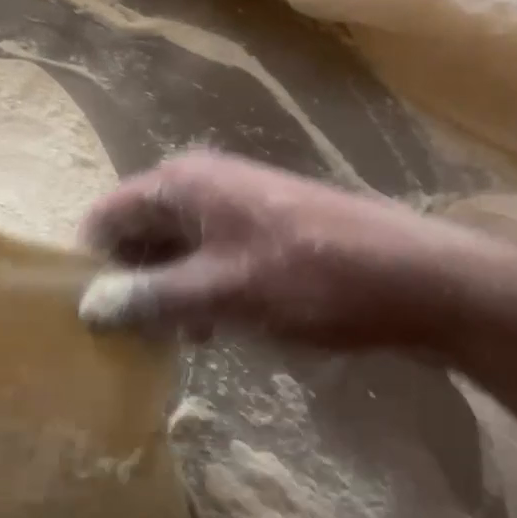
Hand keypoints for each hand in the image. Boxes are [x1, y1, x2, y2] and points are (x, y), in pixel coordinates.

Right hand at [76, 151, 513, 350]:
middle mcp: (199, 180)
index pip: (105, 216)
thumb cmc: (313, 280)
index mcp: (180, 183)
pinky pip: (207, 251)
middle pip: (136, 227)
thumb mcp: (221, 294)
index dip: (91, 263)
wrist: (430, 281)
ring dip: (165, 287)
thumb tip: (87, 306)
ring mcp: (234, 200)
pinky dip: (198, 285)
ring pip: (172, 243)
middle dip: (130, 278)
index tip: (91, 314)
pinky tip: (215, 325)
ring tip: (179, 337)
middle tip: (136, 333)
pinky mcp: (263, 224)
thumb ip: (148, 298)